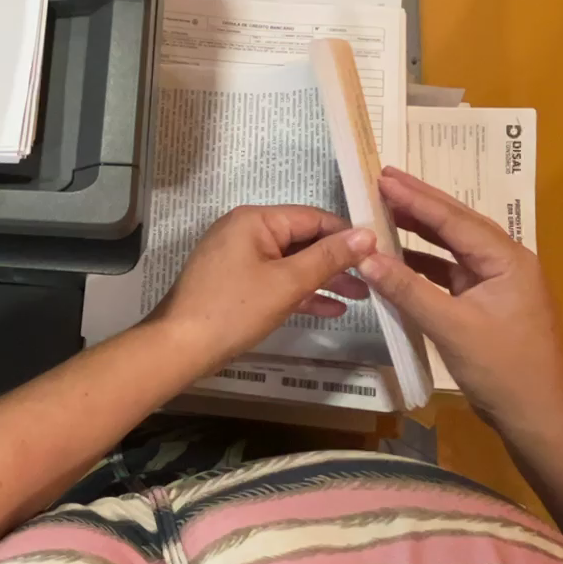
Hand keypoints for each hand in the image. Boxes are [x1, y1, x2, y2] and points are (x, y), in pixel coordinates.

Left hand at [148, 205, 375, 370]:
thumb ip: (328, 257)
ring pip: (291, 263)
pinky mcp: (236, 283)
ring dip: (324, 278)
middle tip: (376, 278)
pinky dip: (301, 293)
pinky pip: (275, 281)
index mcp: (255, 220)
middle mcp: (245, 231)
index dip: (347, 234)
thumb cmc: (234, 309)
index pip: (312, 217)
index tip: (381, 252)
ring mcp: (238, 258)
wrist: (181, 346)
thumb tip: (367, 233)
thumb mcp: (287, 282)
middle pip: (302, 239)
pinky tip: (333, 309)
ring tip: (363, 296)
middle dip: (338, 260)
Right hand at [357, 168, 562, 441]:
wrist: (538, 417)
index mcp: (507, 260)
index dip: (416, 198)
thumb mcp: (450, 327)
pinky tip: (397, 256)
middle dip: (418, 203)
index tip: (383, 177)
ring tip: (385, 208)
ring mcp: (496, 282)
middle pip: (456, 224)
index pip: (454, 220)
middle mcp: (505, 262)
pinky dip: (423, 262)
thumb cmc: (502, 369)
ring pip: (452, 246)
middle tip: (382, 179)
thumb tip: (366, 257)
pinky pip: (449, 270)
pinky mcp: (486, 302)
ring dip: (419, 230)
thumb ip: (407, 289)